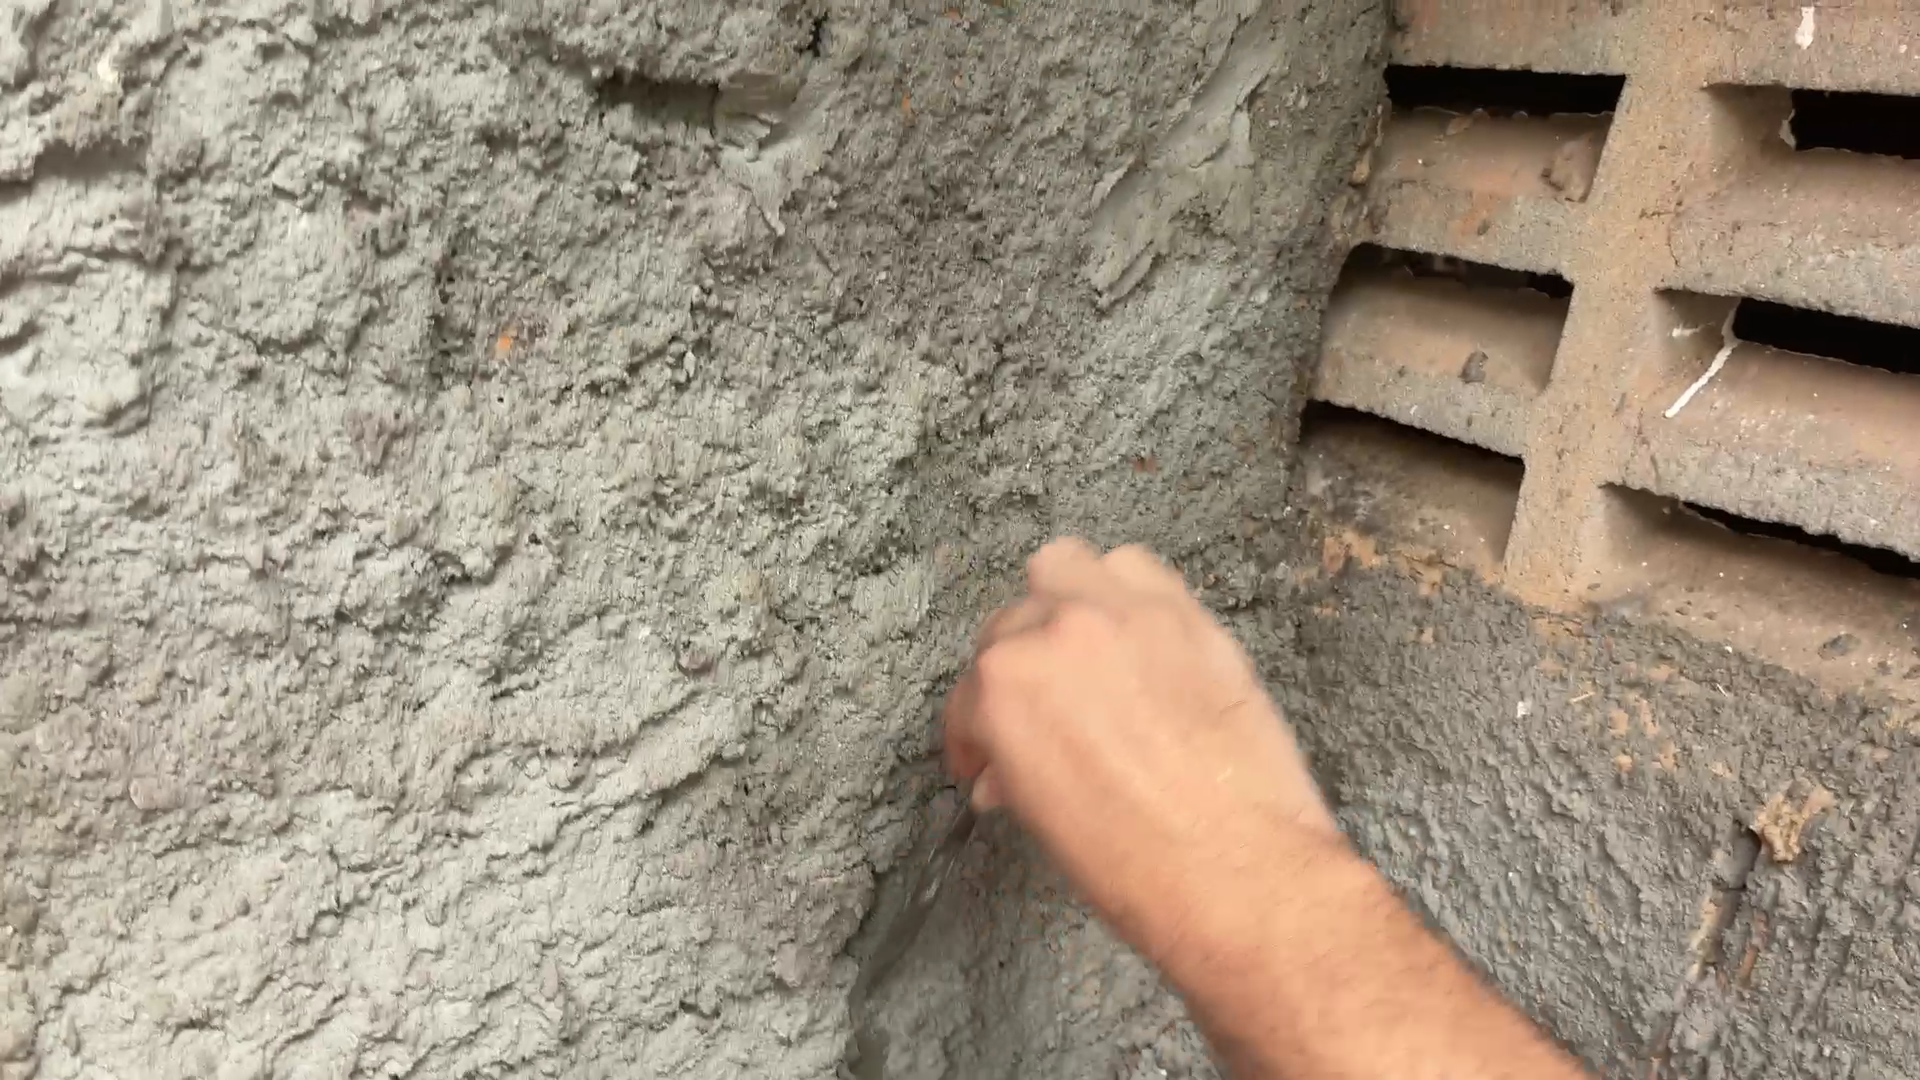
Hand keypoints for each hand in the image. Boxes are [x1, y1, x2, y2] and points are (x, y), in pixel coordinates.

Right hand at [941, 537, 1340, 967]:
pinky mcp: (1180, 612)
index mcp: (1003, 688)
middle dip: (1014, 671)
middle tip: (1039, 708)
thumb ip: (1013, 768)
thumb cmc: (1136, 863)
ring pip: (1060, 566)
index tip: (982, 752)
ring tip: (1077, 645)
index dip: (969, 733)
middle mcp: (1052, 634)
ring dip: (1058, 602)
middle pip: (1007, 626)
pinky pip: (1133, 568)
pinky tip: (1131, 632)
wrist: (1239, 871)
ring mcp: (1119, 614)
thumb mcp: (1043, 816)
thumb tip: (1003, 768)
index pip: (966, 696)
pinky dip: (1123, 591)